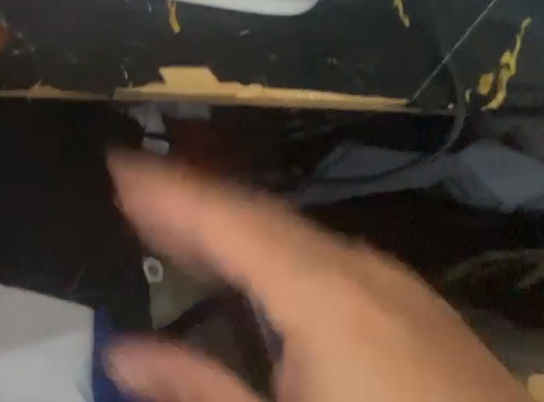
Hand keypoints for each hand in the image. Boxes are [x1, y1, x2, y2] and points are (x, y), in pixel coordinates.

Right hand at [105, 151, 529, 401]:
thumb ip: (197, 387)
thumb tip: (118, 352)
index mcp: (323, 294)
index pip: (222, 216)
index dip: (162, 187)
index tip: (112, 164)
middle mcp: (363, 275)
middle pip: (258, 215)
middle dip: (191, 200)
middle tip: (130, 193)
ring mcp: (406, 296)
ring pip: (297, 237)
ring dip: (234, 228)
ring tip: (180, 232)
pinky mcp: (432, 324)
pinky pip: (336, 263)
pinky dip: (280, 255)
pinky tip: (265, 276)